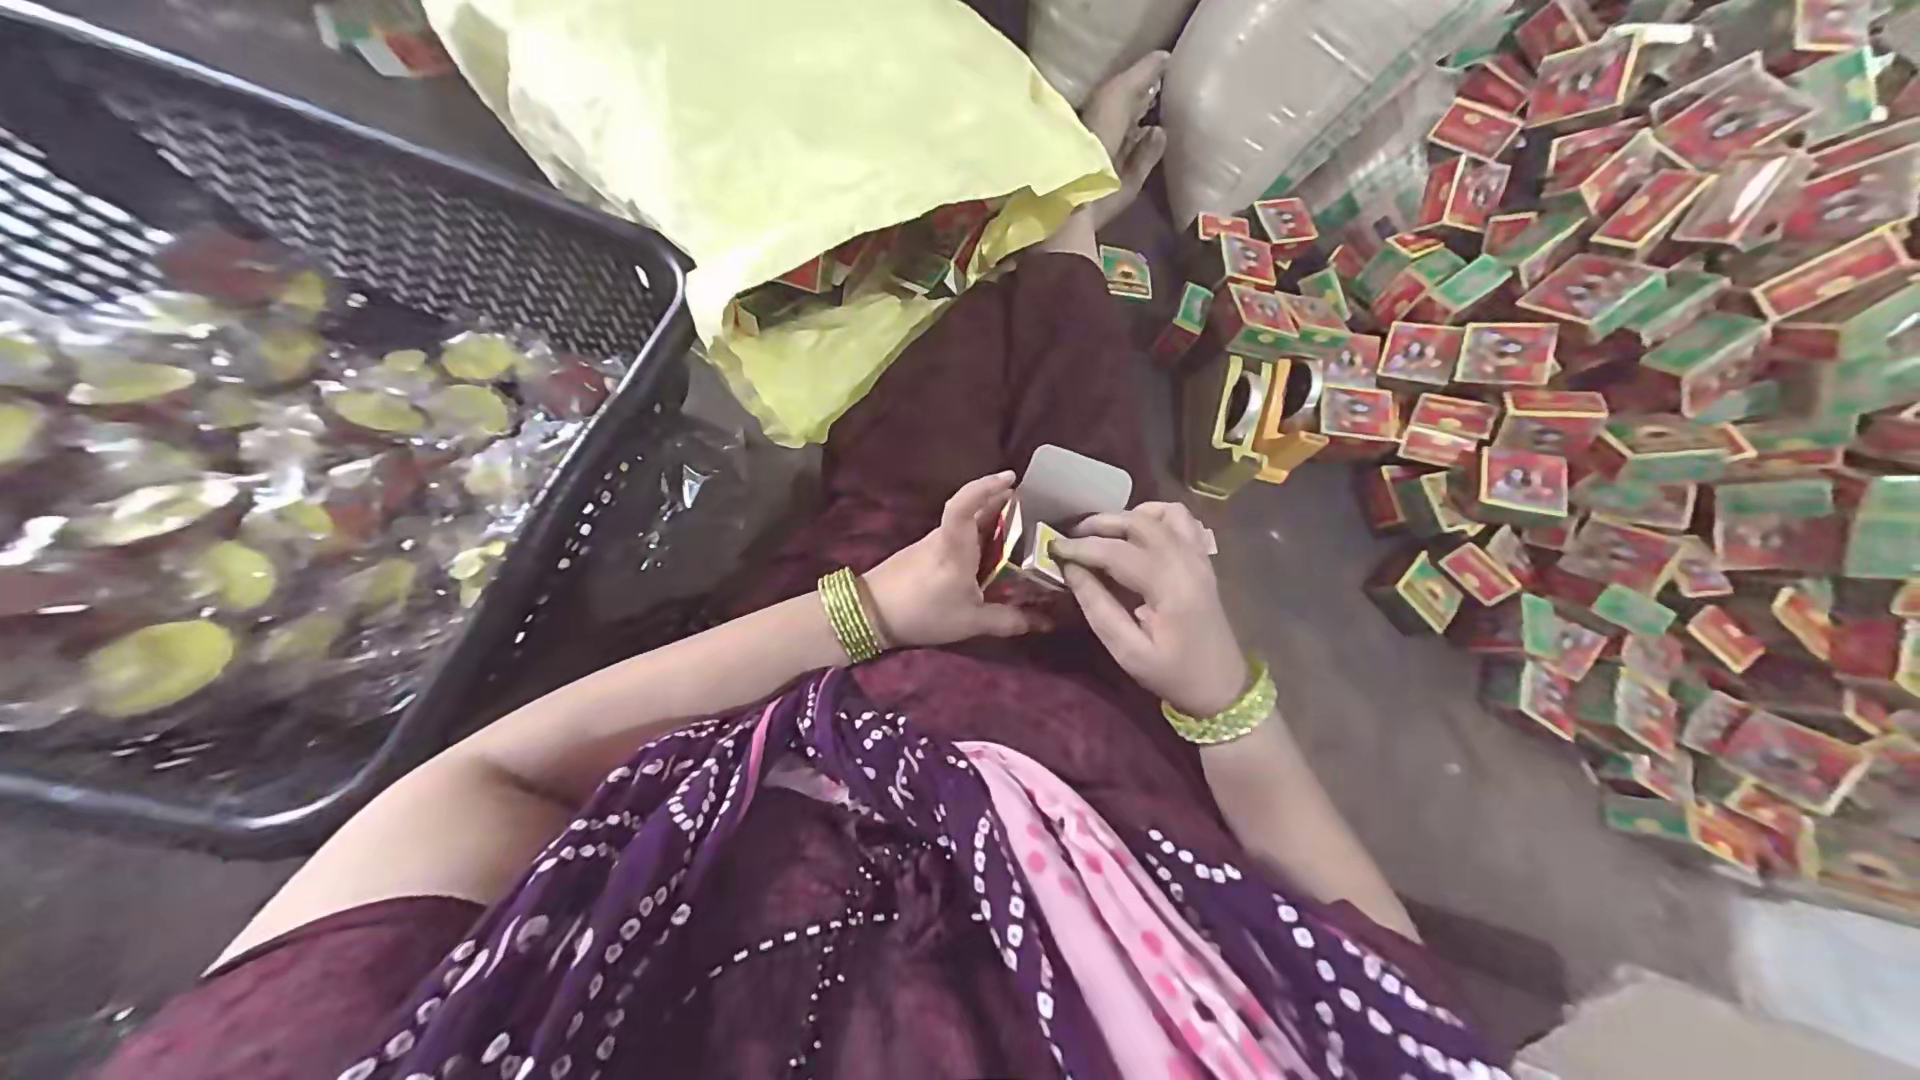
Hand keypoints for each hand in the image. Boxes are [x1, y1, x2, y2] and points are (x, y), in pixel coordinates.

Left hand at [863, 472, 1046, 648]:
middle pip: (972, 508)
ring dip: (990, 519)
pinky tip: (991, 552)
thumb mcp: (971, 622)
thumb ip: (1008, 620)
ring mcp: (931, 543)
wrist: (870, 615)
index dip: (986, 486)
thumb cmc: (922, 612)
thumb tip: (1044, 623)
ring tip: (1020, 528)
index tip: (1010, 477)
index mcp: (955, 546)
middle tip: (1032, 503)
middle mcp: (944, 537)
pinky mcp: (924, 553)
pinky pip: (957, 536)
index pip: (965, 504)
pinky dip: (977, 536)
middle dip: (1001, 500)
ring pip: (966, 523)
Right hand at [1051, 502, 1250, 717]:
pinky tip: (1136, 534)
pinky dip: (1155, 516)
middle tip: (1070, 537)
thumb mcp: (1127, 651)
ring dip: (1128, 516)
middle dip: (1099, 524)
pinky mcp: (1203, 560)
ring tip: (1103, 534)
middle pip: (1140, 523)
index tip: (1052, 548)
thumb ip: (1098, 607)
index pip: (1117, 552)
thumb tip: (1070, 570)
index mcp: (1171, 589)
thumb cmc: (1172, 674)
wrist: (1222, 687)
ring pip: (1162, 514)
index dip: (1081, 547)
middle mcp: (1188, 563)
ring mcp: (1200, 558)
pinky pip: (1182, 520)